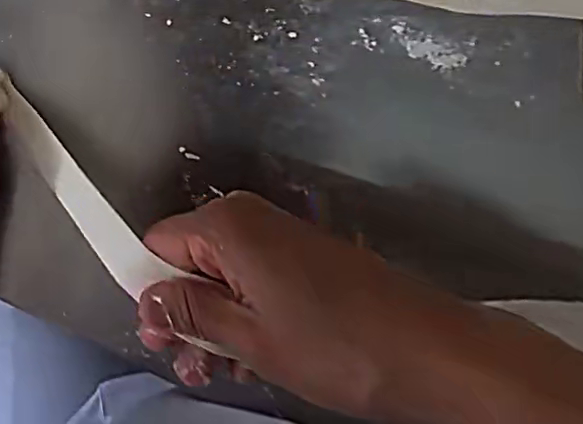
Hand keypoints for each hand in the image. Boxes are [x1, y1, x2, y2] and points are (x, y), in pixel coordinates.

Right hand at [135, 192, 486, 410]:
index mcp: (225, 224)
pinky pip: (246, 271)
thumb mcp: (253, 339)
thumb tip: (148, 302)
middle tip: (190, 362)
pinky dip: (241, 308)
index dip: (151, 290)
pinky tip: (250, 351)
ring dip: (212, 318)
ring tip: (222, 367)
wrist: (435, 351)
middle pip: (185, 256)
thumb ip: (190, 314)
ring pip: (216, 270)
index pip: (156, 243)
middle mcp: (244, 215)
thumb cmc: (341, 345)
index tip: (157, 333)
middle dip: (183, 310)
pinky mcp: (294, 248)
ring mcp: (272, 230)